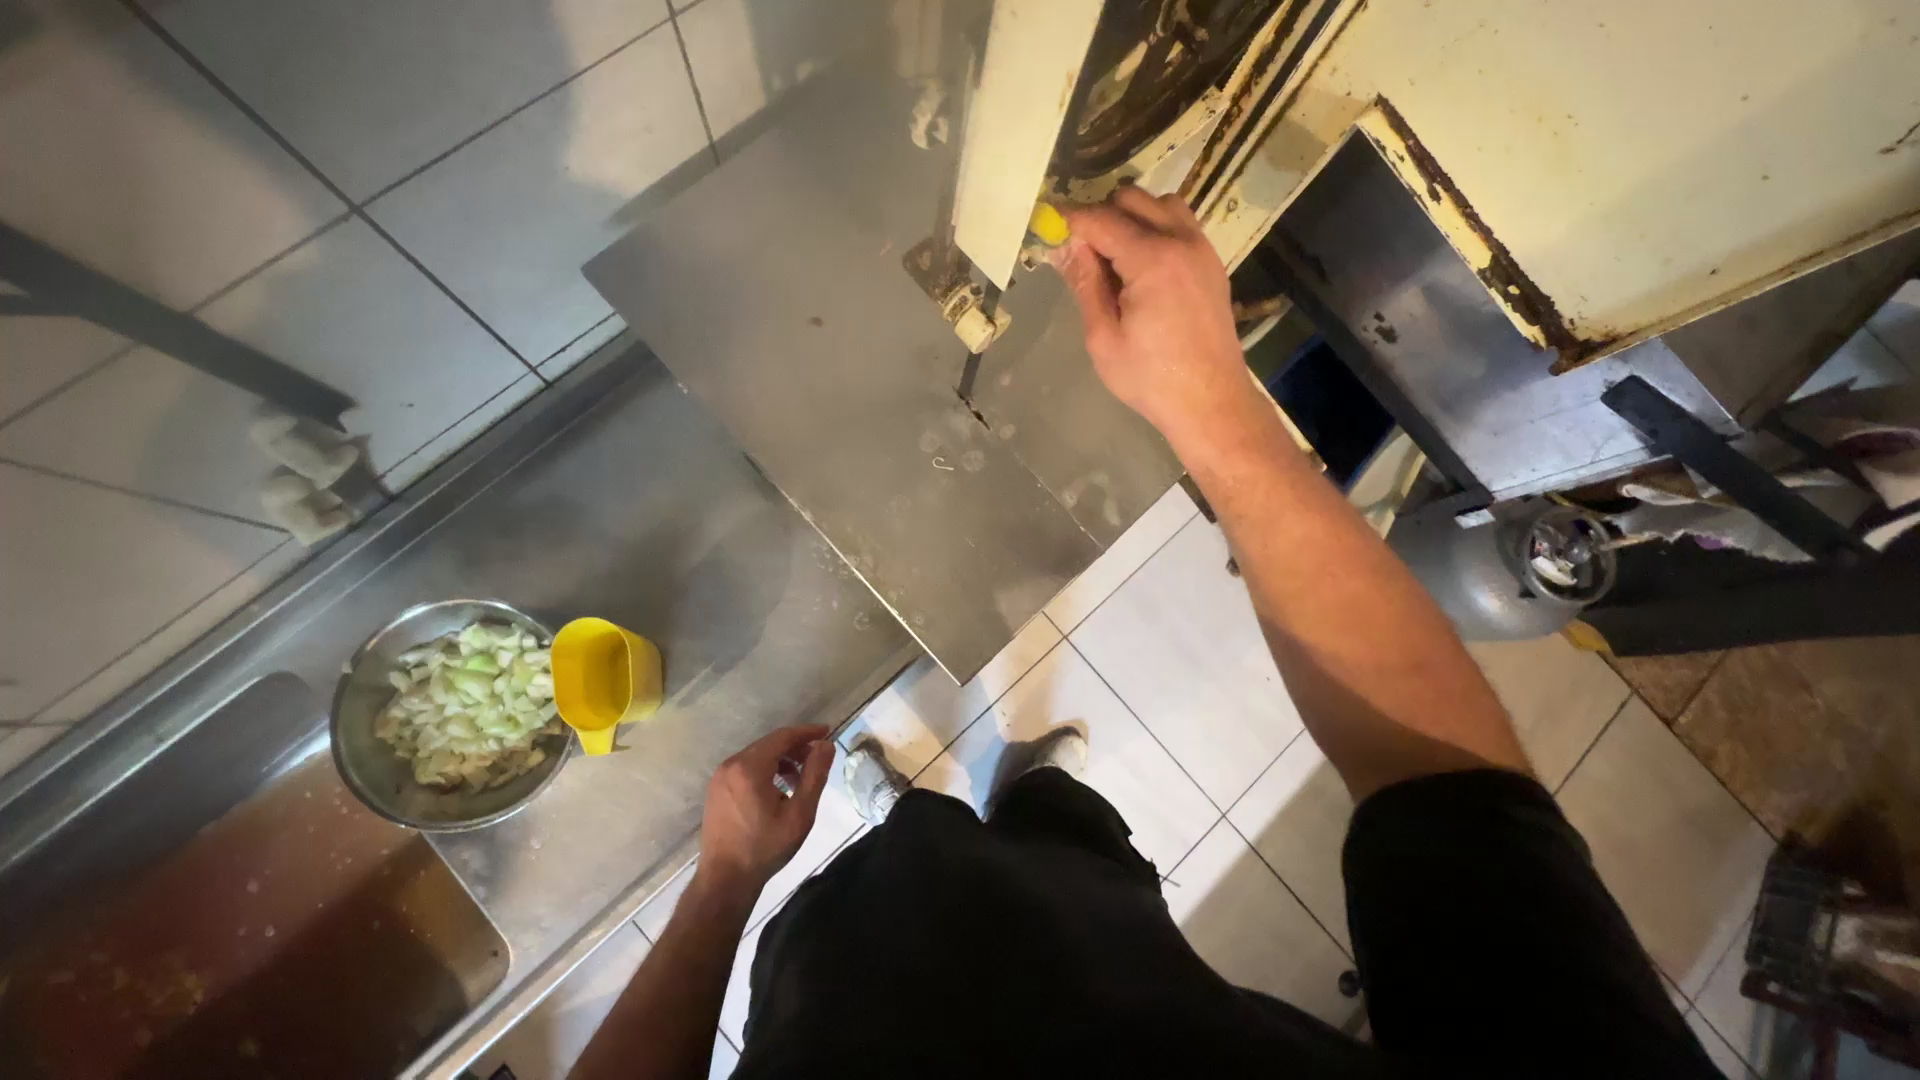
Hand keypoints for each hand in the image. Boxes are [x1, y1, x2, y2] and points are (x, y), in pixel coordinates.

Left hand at [697, 725, 834, 895]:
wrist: (725, 880)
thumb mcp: (799, 813)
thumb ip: (814, 775)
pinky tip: (778, 791)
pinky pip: (745, 769)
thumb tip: (826, 745)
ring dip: (781, 760)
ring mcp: (720, 778)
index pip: (782, 736)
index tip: (828, 732)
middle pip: (769, 744)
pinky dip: (765, 770)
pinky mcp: (716, 790)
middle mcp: (731, 765)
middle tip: (817, 759)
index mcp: (749, 767)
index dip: (807, 732)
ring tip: (800, 780)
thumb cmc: (765, 847)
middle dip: (795, 747)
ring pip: (757, 756)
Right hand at [1053, 187, 1258, 446]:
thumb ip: (1084, 284)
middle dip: (1102, 216)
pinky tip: (1141, 269)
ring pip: (1160, 205)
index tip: (1048, 227)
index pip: (1101, 219)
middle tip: (1083, 255)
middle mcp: (1181, 241)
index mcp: (1152, 259)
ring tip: (1115, 259)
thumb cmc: (1150, 379)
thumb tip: (1063, 246)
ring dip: (1132, 218)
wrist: (1209, 401)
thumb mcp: (1103, 337)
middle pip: (1132, 199)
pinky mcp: (1211, 263)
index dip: (1070, 220)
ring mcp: (1202, 249)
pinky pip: (1180, 225)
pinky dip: (1156, 230)